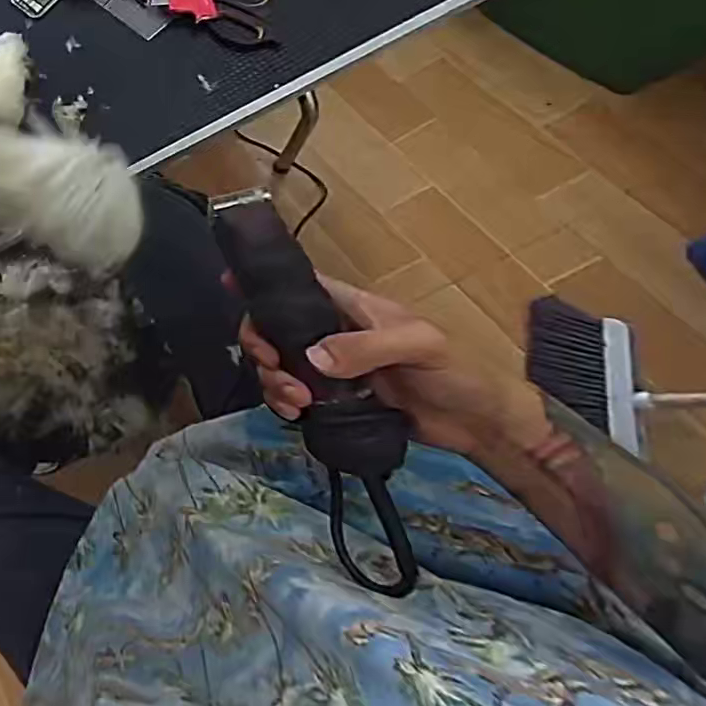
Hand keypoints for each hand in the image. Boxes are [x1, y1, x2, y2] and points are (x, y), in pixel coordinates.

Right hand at [239, 275, 550, 455]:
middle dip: (261, 346)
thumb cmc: (455, 369)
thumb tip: (311, 358)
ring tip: (295, 403)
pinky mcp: (332, 399)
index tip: (228, 286)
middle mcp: (329, 331)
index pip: (295, 284)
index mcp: (347, 305)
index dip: (260, 282)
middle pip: (272, 327)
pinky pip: (291, 394)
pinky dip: (282, 402)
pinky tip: (295, 414)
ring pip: (276, 363)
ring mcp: (328, 367)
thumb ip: (365, 346)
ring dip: (272, 380)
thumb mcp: (418, 345)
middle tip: (274, 370)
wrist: (478, 424)